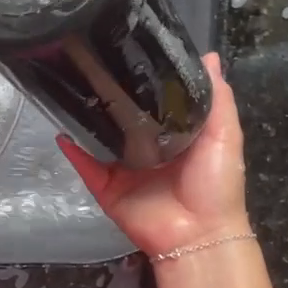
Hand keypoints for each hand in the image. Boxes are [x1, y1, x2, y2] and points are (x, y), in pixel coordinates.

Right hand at [58, 53, 250, 257]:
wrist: (198, 233)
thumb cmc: (216, 184)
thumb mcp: (225, 135)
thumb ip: (217, 99)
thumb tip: (208, 57)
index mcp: (173, 137)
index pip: (154, 105)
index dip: (144, 83)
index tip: (130, 54)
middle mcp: (145, 151)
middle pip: (122, 121)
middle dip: (110, 99)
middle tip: (95, 69)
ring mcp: (122, 170)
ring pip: (99, 141)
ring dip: (87, 121)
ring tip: (73, 91)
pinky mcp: (105, 187)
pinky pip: (85, 166)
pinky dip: (72, 152)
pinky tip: (62, 132)